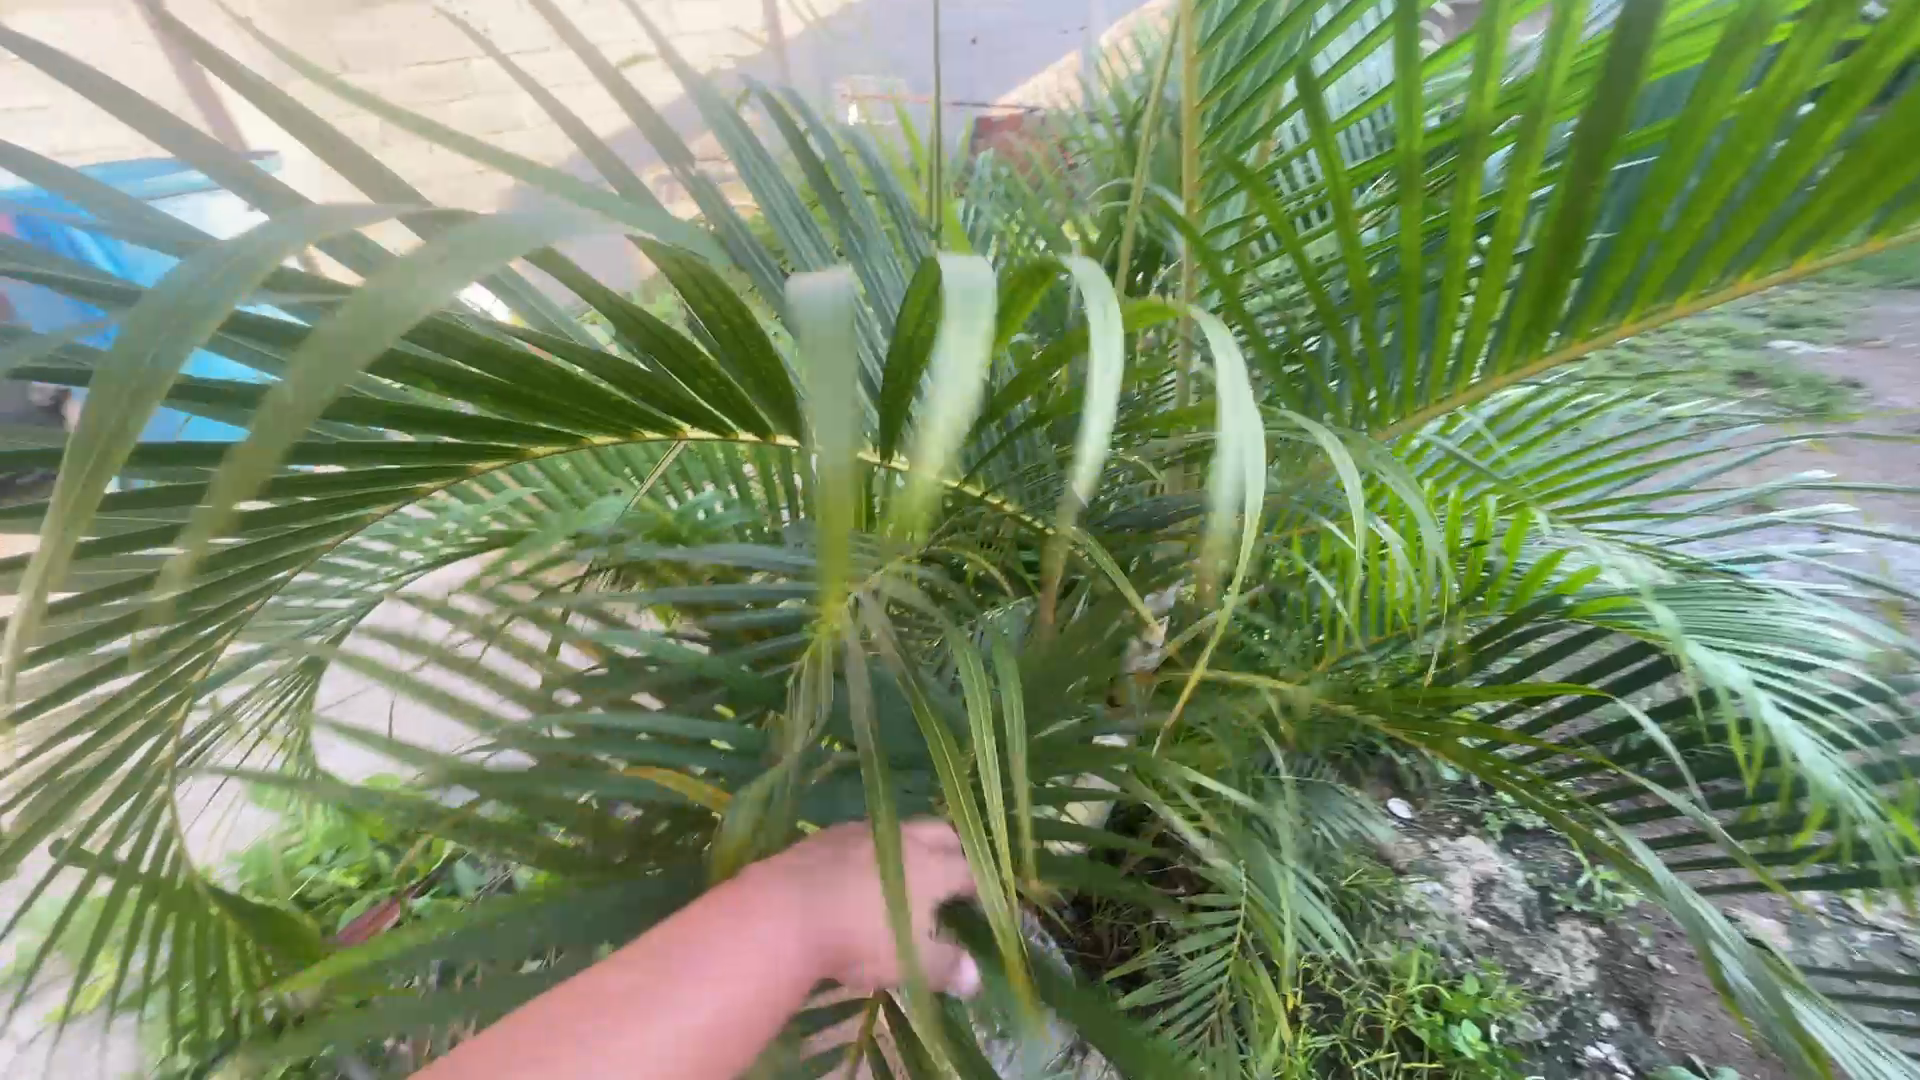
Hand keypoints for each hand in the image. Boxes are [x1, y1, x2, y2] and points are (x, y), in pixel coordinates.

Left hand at [739, 818, 981, 996]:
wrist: (789, 909)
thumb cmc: (859, 938)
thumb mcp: (908, 963)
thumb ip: (945, 966)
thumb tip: (974, 977)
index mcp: (932, 868)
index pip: (969, 870)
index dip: (979, 886)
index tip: (982, 901)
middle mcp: (905, 840)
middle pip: (941, 832)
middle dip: (952, 850)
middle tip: (952, 875)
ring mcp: (867, 830)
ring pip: (902, 829)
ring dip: (912, 845)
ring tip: (907, 870)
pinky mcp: (833, 832)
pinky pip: (865, 833)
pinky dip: (873, 848)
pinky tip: (860, 868)